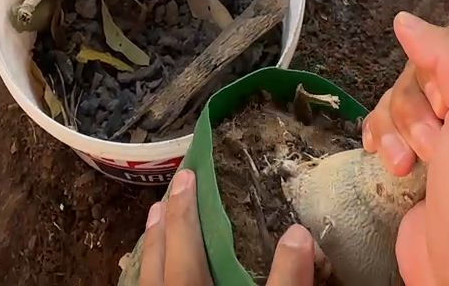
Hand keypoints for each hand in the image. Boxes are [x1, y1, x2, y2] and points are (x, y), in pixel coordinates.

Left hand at [137, 168, 317, 285]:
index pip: (185, 241)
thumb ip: (286, 280)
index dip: (185, 208)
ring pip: (148, 281)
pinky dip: (152, 278)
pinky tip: (159, 276)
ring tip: (155, 224)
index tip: (187, 173)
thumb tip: (299, 232)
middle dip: (163, 226)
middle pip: (159, 261)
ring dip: (153, 250)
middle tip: (165, 197)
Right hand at [364, 13, 448, 285]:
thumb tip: (405, 20)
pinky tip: (391, 166)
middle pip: (424, 67)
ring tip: (410, 166)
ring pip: (401, 95)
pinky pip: (386, 124)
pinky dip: (382, 139)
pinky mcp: (420, 163)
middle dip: (418, 102)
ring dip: (397, 127)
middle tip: (437, 143)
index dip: (444, 62)